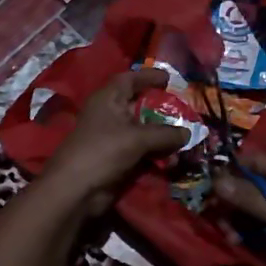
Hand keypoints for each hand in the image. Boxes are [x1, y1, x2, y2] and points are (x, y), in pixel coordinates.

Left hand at [38, 69, 190, 214]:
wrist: (77, 188)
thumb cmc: (104, 151)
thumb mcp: (138, 138)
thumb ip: (165, 134)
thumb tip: (188, 133)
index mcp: (108, 98)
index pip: (129, 79)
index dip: (148, 76)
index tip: (170, 78)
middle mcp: (109, 113)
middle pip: (138, 104)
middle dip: (161, 108)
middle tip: (185, 109)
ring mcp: (112, 136)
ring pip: (142, 129)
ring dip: (161, 134)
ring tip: (185, 136)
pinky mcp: (116, 157)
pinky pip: (140, 149)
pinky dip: (155, 151)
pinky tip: (173, 158)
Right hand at [213, 153, 265, 265]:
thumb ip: (247, 196)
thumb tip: (215, 180)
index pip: (254, 161)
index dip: (231, 169)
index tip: (209, 182)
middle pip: (250, 186)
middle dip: (231, 200)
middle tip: (215, 215)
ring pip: (252, 208)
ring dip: (237, 219)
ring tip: (229, 235)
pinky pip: (261, 226)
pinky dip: (248, 232)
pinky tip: (239, 242)